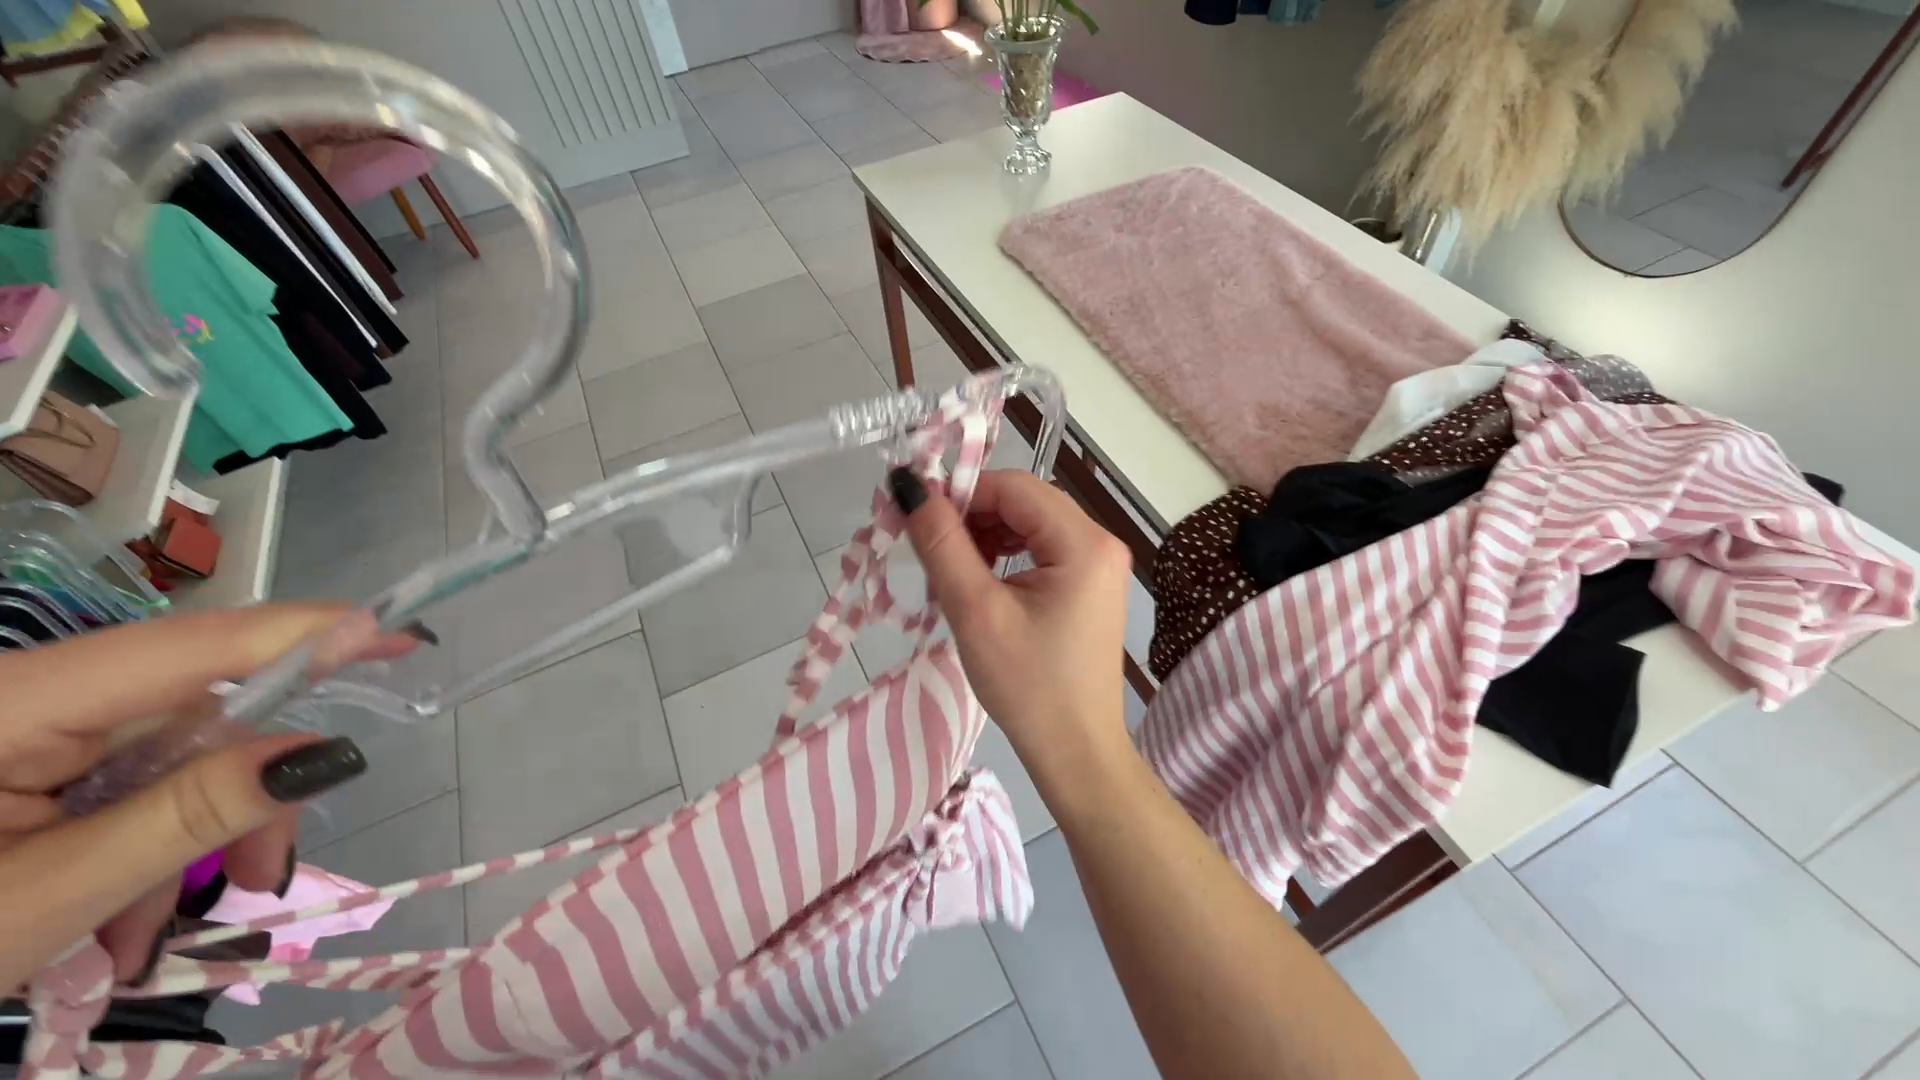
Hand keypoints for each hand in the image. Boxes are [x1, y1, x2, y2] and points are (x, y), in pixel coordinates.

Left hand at [0, 605, 421, 993]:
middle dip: (244, 795)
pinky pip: (134, 780)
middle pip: (197, 716)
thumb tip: (328, 752)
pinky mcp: (27, 760)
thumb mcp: (48, 897)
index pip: (191, 647)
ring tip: (171, 929)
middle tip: (268, 876)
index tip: (398, 630)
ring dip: (201, 835)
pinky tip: (130, 916)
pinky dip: (156, 844)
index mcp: (9, 703)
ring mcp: (26, 729)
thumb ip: (195, 814)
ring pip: (176, 755)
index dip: (303, 634)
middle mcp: (26, 695)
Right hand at [893, 467, 1133, 783]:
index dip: (962, 493)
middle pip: (1025, 503)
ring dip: (986, 537)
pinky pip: (1041, 551)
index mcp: (1084, 542)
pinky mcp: (1090, 587)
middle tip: (929, 547)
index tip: (916, 517)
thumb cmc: (1027, 686)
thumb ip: (942, 544)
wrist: (1075, 751)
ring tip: (951, 571)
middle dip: (973, 517)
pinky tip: (979, 583)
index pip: (1014, 486)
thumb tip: (909, 487)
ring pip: (1030, 526)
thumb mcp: (975, 611)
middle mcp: (1100, 543)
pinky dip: (1005, 557)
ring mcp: (1099, 566)